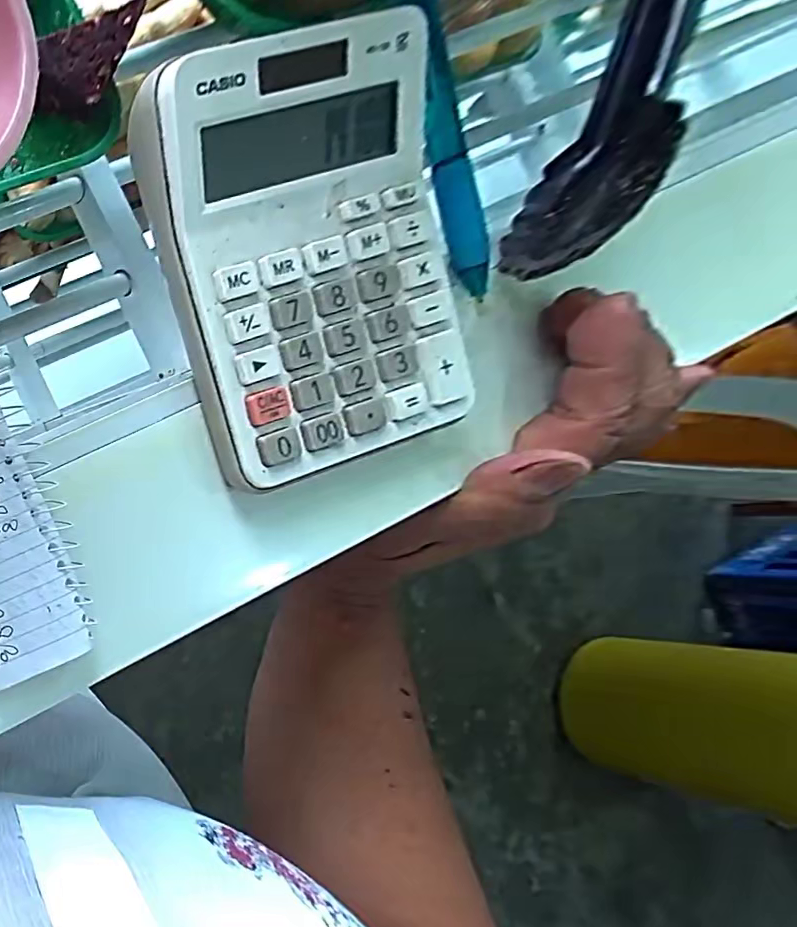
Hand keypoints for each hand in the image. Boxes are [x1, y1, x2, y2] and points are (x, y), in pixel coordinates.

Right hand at [313, 289, 711, 597]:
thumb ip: (486, 502)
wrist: (346, 566)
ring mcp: (534, 470)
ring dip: (630, 361)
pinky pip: (590, 419)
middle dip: (632, 352)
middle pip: (631, 412)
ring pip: (623, 414)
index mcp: (526, 484)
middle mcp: (543, 475)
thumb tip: (560, 463)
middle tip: (598, 309)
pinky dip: (612, 381)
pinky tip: (612, 363)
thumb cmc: (370, 544)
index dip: (613, 358)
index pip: (602, 415)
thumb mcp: (412, 525)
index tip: (595, 310)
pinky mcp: (513, 460)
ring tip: (609, 322)